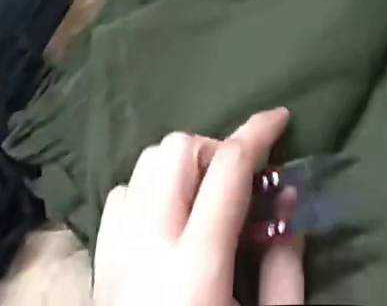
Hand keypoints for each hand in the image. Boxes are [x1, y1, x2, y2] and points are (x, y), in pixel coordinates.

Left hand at [93, 108, 305, 305]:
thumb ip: (283, 267)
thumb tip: (288, 203)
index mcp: (196, 265)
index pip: (228, 166)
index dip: (259, 132)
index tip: (282, 118)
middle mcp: (147, 243)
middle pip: (178, 148)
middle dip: (216, 152)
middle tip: (241, 190)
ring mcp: (115, 248)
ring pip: (146, 161)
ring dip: (183, 167)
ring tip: (206, 205)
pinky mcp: (99, 259)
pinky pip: (123, 191)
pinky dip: (150, 189)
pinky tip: (171, 222)